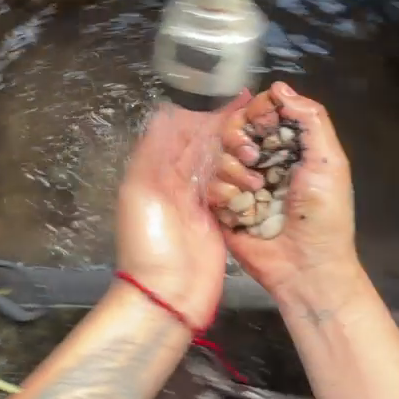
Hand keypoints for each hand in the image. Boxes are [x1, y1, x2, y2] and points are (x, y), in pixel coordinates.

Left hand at [115, 100, 235, 324]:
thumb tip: (166, 111)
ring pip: (222, 168)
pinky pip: (233, 193)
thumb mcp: (140, 191)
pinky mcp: (218, 222)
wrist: (166, 295)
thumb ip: (153, 150)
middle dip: (228, 138)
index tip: (237, 103)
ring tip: (255, 160)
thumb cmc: (148, 244)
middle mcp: (176, 184)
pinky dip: (244, 184)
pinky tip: (259, 176)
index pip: (184, 134)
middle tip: (253, 132)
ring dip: (239, 161)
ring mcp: (198, 204)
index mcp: (156, 172)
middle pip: (206, 148)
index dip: (209, 117)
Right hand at [205, 82, 358, 300]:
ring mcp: (241, 184)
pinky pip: (209, 186)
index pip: (263, 113)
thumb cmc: (324, 215)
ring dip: (234, 171)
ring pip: (218, 156)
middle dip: (239, 140)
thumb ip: (310, 119)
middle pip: (233, 129)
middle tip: (254, 159)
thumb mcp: (329, 161)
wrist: (306, 265)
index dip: (258, 113)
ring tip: (255, 191)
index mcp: (289, 146)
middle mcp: (262, 161)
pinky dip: (225, 195)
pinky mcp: (223, 207)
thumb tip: (279, 86)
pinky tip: (242, 210)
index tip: (263, 125)